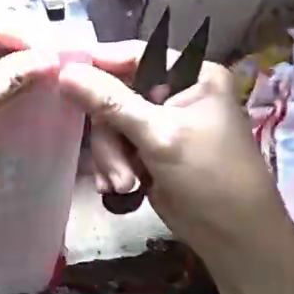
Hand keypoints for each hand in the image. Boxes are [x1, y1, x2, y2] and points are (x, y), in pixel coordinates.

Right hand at [57, 41, 292, 262]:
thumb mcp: (158, 135)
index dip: (97, 65)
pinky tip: (123, 189)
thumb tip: (64, 71)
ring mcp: (161, 123)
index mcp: (191, 75)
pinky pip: (115, 148)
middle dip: (110, 135)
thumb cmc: (208, 176)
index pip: (134, 55)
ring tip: (124, 184)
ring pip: (110, 126)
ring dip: (111, 157)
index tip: (60, 76)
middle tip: (116, 167)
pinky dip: (114, 168)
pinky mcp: (149, 150)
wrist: (234, 237)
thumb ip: (110, 102)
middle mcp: (175, 93)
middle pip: (114, 95)